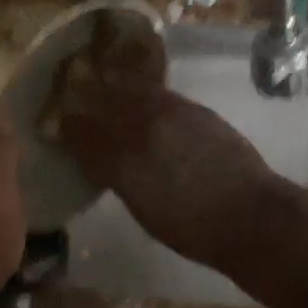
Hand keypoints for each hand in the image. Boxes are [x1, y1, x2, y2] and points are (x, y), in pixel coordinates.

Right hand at [57, 59, 280, 266]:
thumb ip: (117, 177)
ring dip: (110, 84)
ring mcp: (169, 113)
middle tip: (69, 91)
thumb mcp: (142, 209)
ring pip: (129, 90)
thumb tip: (98, 158)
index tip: (57, 123)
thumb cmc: (193, 229)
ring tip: (98, 79)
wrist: (250, 215)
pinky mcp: (193, 109)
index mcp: (123, 161)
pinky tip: (136, 90)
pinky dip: (139, 88)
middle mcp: (141, 129)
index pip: (83, 135)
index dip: (68, 128)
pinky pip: (155, 91)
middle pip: (102, 103)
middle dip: (83, 97)